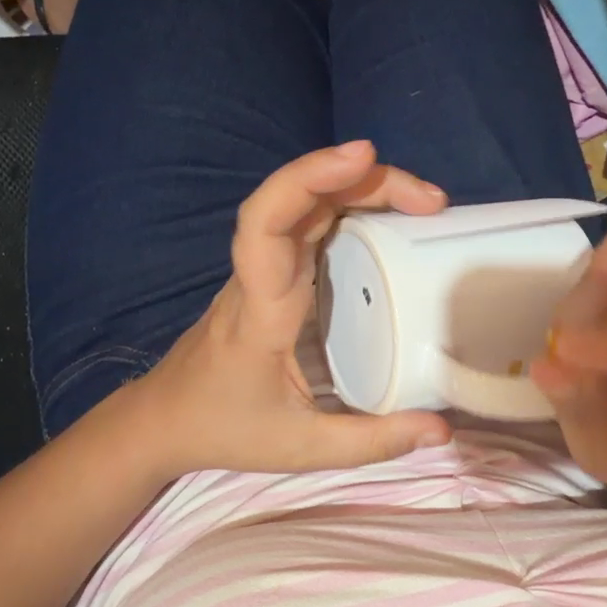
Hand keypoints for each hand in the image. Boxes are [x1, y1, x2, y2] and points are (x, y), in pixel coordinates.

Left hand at [131, 141, 453, 477]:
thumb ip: (373, 441)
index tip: (363, 157)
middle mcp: (257, 277)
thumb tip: (443, 430)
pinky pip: (307, 225)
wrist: (164, 419)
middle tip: (430, 198)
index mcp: (259, 311)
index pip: (266, 225)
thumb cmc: (225, 429)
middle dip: (361, 181)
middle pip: (296, 201)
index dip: (307, 180)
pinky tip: (387, 219)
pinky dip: (348, 208)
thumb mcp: (301, 448)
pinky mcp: (269, 276)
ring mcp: (260, 272)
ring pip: (303, 206)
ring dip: (359, 189)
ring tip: (421, 201)